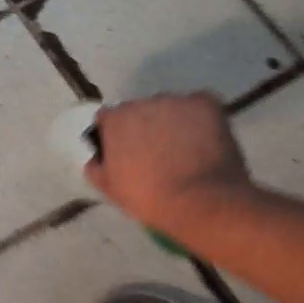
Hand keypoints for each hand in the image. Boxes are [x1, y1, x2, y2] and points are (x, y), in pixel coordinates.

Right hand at [83, 93, 254, 236]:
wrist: (203, 201)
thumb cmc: (151, 197)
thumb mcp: (111, 188)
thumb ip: (96, 166)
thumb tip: (96, 157)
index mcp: (114, 119)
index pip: (109, 118)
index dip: (117, 134)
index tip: (127, 153)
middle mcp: (141, 102)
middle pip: (140, 110)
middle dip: (146, 126)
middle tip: (158, 153)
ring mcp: (175, 101)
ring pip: (170, 107)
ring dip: (173, 122)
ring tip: (187, 149)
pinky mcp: (205, 104)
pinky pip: (199, 106)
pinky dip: (201, 118)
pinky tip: (207, 139)